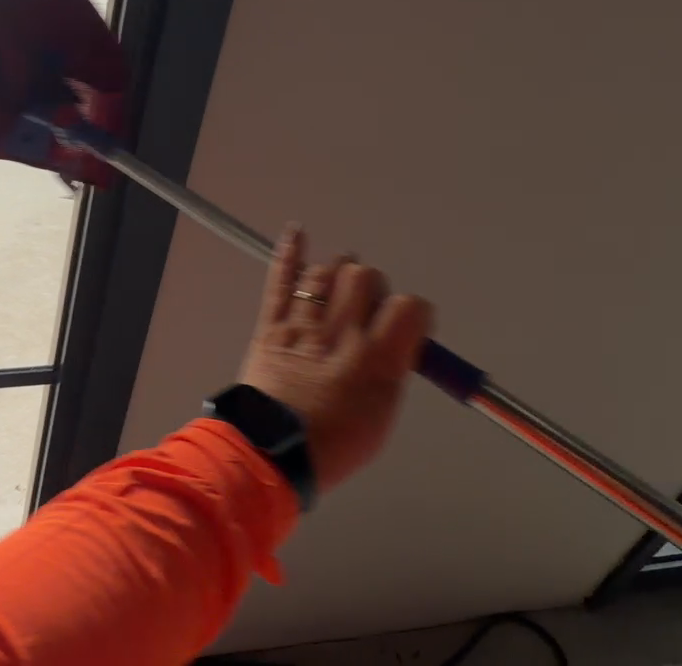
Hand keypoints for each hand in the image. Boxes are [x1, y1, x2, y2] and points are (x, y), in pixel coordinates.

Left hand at [237, 226, 432, 491]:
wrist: (274, 451)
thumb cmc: (335, 443)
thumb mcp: (382, 412)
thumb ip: (389, 369)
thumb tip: (390, 340)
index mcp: (378, 359)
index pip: (409, 307)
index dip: (411, 310)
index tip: (404, 319)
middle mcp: (342, 332)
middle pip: (364, 277)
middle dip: (370, 286)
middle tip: (363, 308)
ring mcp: (303, 323)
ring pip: (325, 273)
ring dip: (335, 273)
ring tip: (336, 286)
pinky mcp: (270, 324)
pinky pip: (281, 280)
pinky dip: (289, 252)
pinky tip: (296, 231)